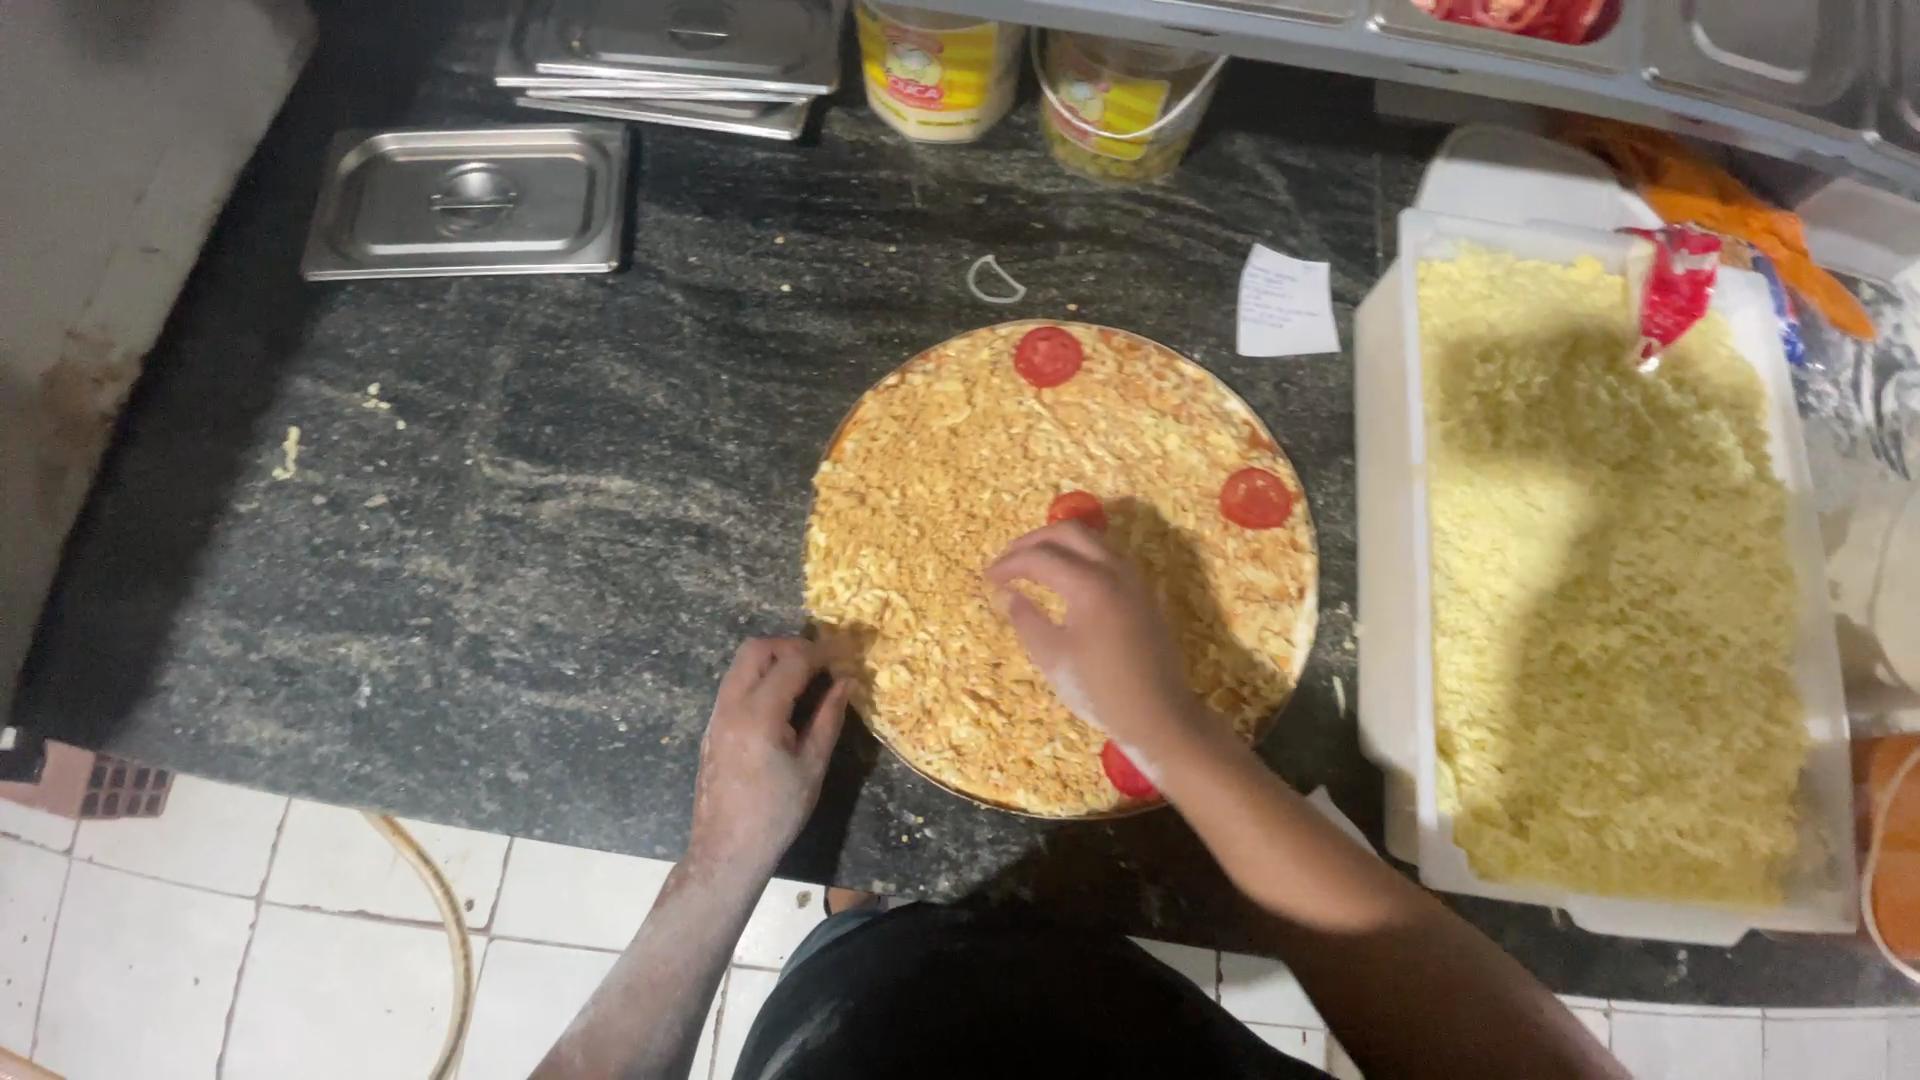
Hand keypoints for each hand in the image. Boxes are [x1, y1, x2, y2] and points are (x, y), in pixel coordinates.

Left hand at [687, 638, 849, 878]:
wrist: (726, 851)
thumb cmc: (776, 813)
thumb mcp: (812, 766)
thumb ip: (829, 717)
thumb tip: (846, 682)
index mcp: (758, 715)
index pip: (793, 663)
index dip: (823, 652)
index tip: (846, 652)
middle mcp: (730, 706)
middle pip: (756, 649)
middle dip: (791, 646)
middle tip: (821, 662)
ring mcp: (716, 716)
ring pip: (741, 665)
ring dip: (774, 661)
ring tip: (806, 678)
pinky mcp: (712, 727)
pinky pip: (735, 685)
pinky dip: (760, 678)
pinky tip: (784, 700)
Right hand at [985, 522, 1204, 761]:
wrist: (1159, 716)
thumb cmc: (1100, 690)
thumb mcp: (1052, 657)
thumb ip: (1025, 618)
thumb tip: (1005, 592)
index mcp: (1090, 585)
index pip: (1040, 556)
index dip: (1009, 563)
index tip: (988, 578)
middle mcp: (1115, 570)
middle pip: (1068, 532)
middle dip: (1032, 542)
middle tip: (1006, 562)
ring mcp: (1134, 579)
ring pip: (1091, 541)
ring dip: (1057, 545)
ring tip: (1030, 567)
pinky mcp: (1142, 592)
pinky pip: (1105, 557)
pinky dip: (1078, 557)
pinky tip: (1062, 580)